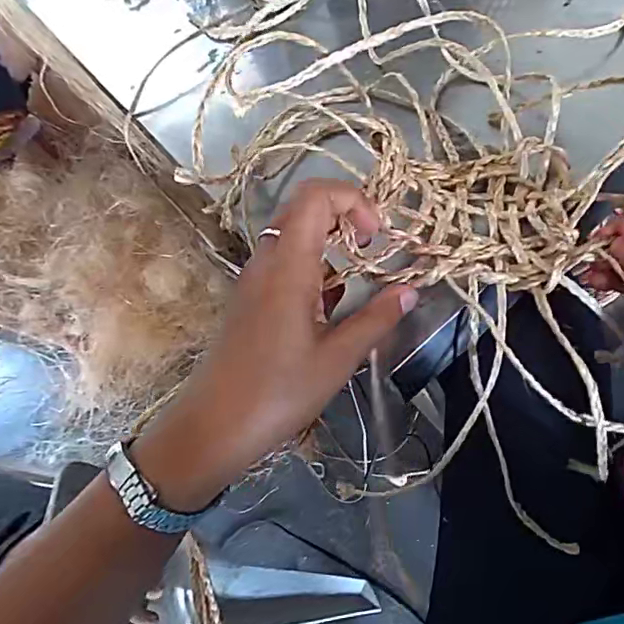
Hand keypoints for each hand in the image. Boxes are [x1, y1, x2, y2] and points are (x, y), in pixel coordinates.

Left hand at [134, 180, 417, 509]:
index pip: (316, 196)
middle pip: (305, 208)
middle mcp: (267, 261)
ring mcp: (255, 279)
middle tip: (376, 251)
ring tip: (361, 282)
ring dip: (333, 245)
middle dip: (347, 217)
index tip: (378, 238)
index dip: (354, 200)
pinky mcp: (252, 299)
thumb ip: (376, 319)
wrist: (213, 427)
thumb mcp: (337, 358)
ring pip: (296, 236)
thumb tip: (410, 291)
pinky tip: (334, 307)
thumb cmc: (277, 393)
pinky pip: (287, 264)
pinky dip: (317, 269)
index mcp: (288, 266)